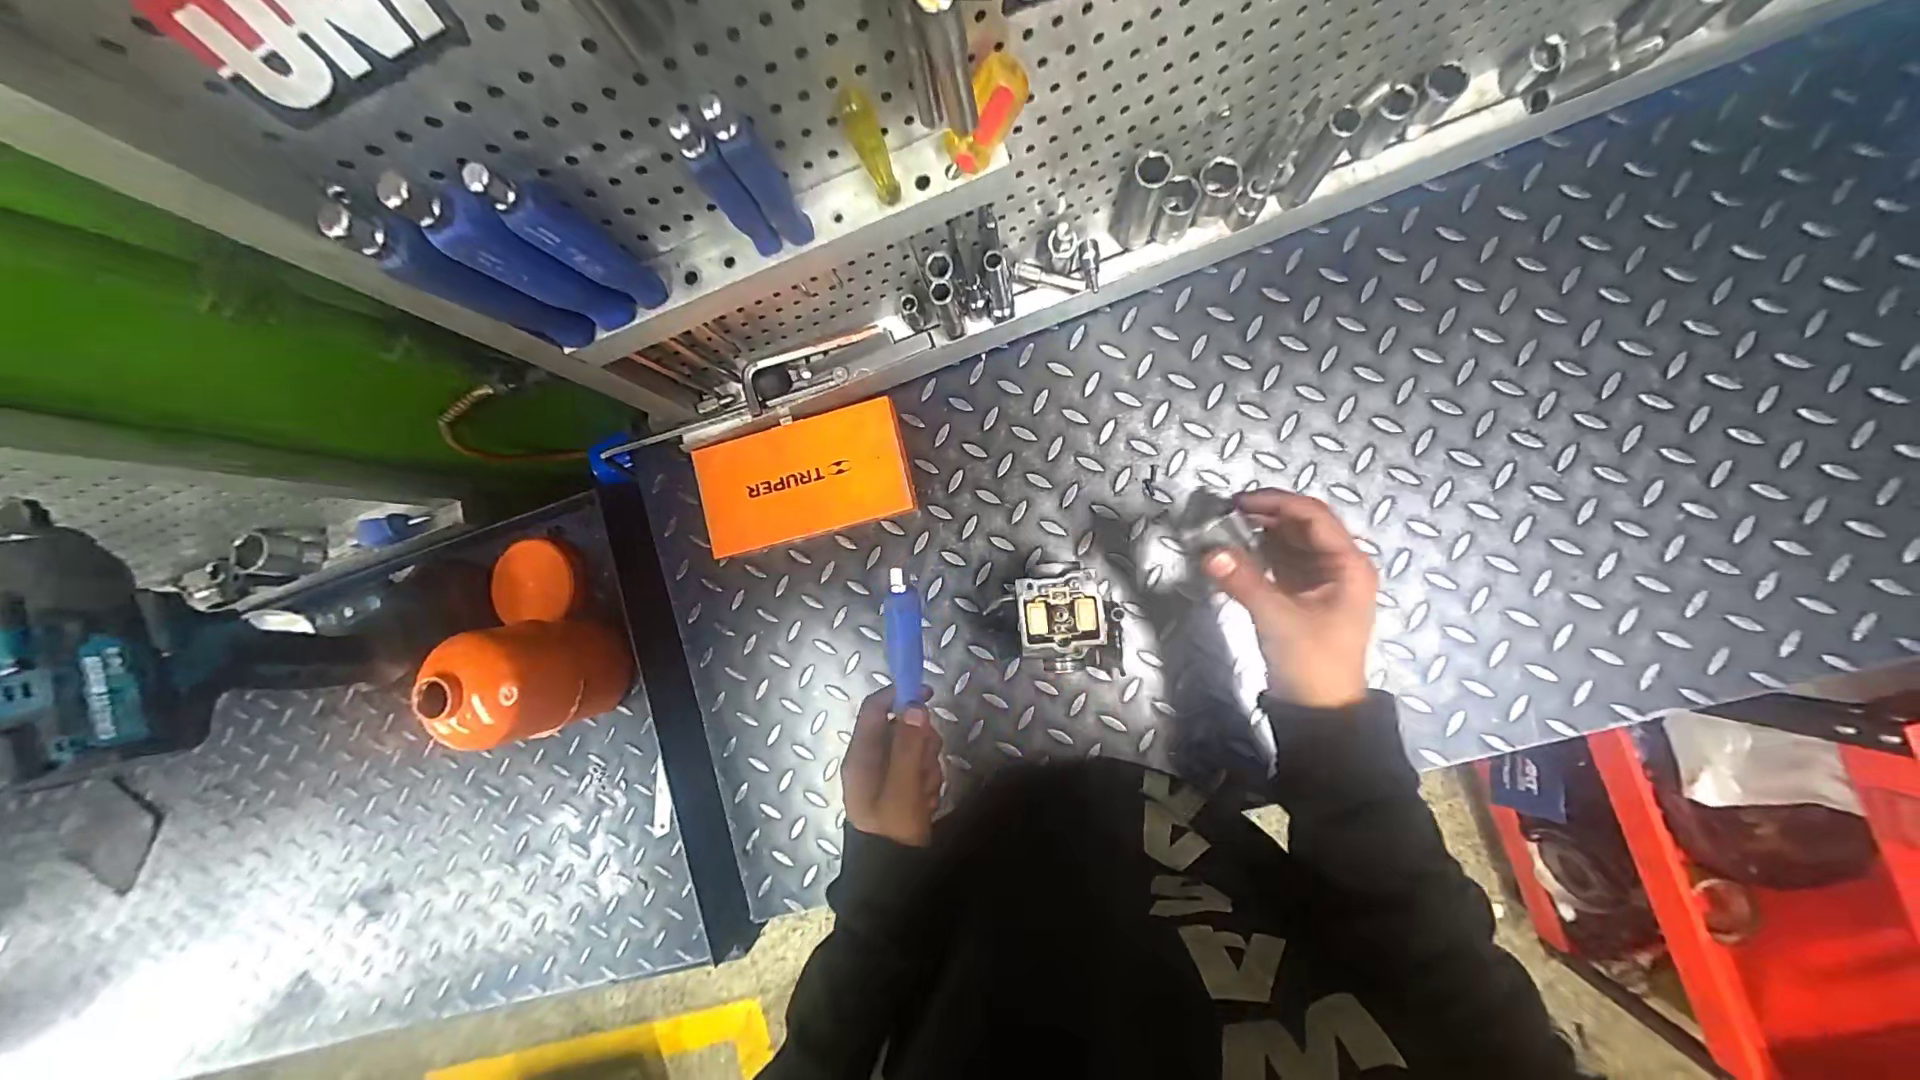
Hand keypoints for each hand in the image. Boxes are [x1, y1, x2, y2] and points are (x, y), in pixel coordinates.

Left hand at [843, 686, 943, 846]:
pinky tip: (926, 801)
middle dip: (921, 741)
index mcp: (861, 755)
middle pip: (901, 726)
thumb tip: (914, 705)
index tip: (929, 695)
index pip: (875, 708)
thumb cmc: (892, 831)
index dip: (899, 695)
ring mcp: (886, 774)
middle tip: (925, 766)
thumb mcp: (902, 790)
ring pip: (915, 747)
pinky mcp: (900, 788)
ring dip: (926, 764)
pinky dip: (927, 780)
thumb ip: (907, 746)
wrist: (894, 879)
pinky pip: (920, 768)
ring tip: (925, 793)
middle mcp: (870, 760)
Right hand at [1201, 490, 1377, 708]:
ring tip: (1224, 529)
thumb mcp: (1277, 619)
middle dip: (1265, 515)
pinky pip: (1279, 562)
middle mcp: (1337, 566)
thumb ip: (1244, 581)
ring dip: (1259, 533)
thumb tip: (1209, 552)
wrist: (1320, 711)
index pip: (1313, 516)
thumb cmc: (1312, 662)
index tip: (1238, 501)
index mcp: (1348, 565)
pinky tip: (1233, 552)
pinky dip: (1257, 554)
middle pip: (1301, 525)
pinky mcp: (1301, 596)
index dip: (1276, 502)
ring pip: (1288, 543)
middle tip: (1225, 514)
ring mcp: (1320, 581)